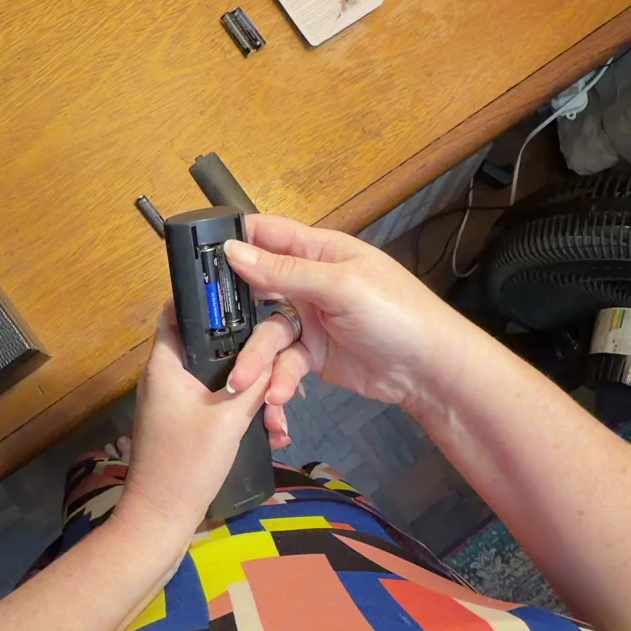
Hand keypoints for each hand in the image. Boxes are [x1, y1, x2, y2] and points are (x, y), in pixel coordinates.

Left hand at [120, 305, 272, 528]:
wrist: (162, 518)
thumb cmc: (187, 463)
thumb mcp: (229, 417)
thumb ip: (254, 381)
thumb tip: (276, 354)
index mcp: (165, 365)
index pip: (175, 312)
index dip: (205, 300)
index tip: (243, 300)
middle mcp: (165, 377)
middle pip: (208, 347)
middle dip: (247, 357)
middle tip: (279, 366)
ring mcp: (174, 402)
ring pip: (219, 380)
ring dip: (250, 393)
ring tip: (278, 414)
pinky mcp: (184, 424)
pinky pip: (216, 404)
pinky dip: (240, 412)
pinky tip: (269, 431)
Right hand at [221, 214, 476, 432]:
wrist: (431, 372)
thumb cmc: (397, 314)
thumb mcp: (340, 287)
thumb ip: (285, 271)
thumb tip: (233, 250)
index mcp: (319, 251)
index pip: (268, 234)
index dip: (234, 240)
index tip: (199, 257)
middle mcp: (309, 282)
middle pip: (256, 289)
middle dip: (234, 313)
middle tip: (208, 331)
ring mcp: (310, 320)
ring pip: (266, 334)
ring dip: (255, 359)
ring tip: (243, 383)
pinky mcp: (312, 354)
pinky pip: (283, 363)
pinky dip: (278, 379)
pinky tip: (278, 396)